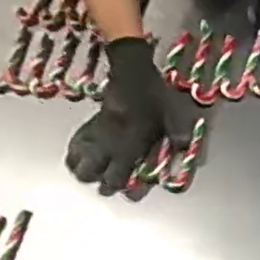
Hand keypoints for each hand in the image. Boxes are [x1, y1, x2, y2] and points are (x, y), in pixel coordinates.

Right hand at [65, 37, 193, 193]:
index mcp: (128, 147)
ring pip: (76, 160)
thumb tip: (184, 150)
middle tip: (108, 181)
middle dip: (97, 182)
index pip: (116, 179)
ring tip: (92, 170)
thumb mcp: (171, 117)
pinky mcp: (90, 122)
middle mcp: (108, 144)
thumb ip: (178, 137)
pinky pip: (76, 141)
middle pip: (88, 173)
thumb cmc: (153, 94)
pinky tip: (80, 153)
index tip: (127, 190)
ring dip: (82, 168)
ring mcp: (96, 133)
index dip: (119, 188)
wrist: (131, 68)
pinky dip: (76, 150)